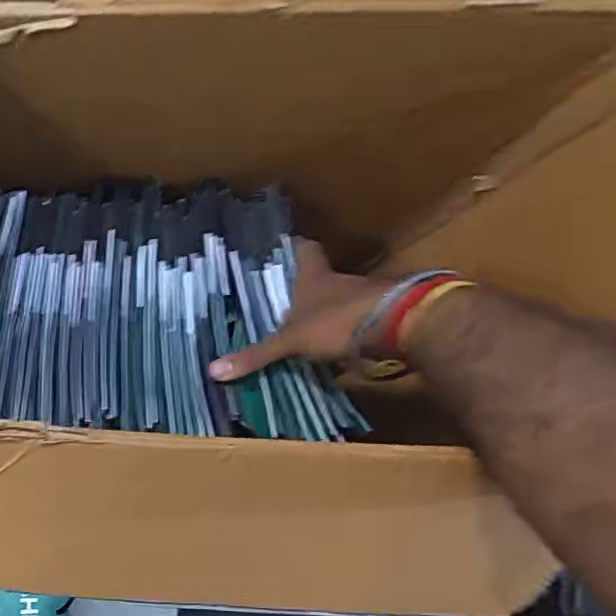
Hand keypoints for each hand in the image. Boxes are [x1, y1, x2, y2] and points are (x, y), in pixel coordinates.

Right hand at [208, 238, 389, 381]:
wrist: (404, 325)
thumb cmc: (340, 320)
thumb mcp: (292, 341)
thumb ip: (257, 355)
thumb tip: (212, 370)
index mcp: (316, 278)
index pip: (305, 250)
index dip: (294, 246)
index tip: (283, 244)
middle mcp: (340, 282)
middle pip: (320, 278)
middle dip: (303, 290)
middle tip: (280, 300)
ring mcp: (364, 298)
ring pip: (338, 302)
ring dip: (325, 315)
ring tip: (301, 330)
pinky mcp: (382, 318)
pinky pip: (356, 325)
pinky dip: (344, 336)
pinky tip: (331, 350)